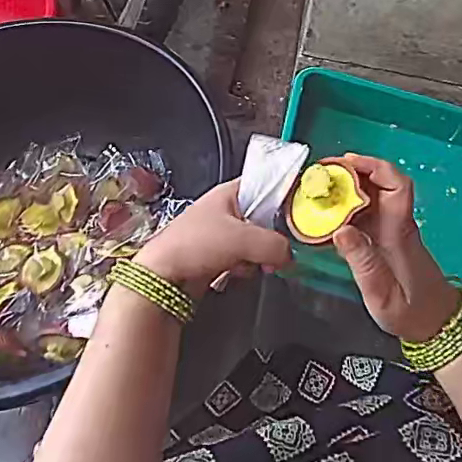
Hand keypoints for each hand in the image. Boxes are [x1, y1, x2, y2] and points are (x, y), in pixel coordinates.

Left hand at [136, 179, 292, 298]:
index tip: (298, 212)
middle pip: (264, 219)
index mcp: (229, 193)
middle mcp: (226, 210)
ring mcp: (221, 234)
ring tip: (249, 265)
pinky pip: (243, 260)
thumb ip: (274, 244)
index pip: (266, 185)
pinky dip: (243, 268)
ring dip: (256, 258)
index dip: (283, 197)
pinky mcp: (216, 256)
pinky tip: (235, 274)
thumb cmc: (193, 245)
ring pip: (255, 243)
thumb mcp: (242, 239)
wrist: (162, 276)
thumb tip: (289, 255)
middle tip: (274, 251)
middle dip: (271, 238)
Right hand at [330, 154, 459, 341]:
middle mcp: (396, 222)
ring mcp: (391, 228)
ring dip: (347, 185)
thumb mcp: (382, 294)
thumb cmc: (411, 311)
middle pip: (380, 182)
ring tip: (318, 187)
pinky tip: (327, 210)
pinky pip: (366, 210)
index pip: (396, 185)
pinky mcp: (384, 236)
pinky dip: (347, 203)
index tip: (345, 162)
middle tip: (320, 173)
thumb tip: (341, 230)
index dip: (373, 166)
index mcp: (398, 231)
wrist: (436, 324)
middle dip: (351, 171)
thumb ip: (363, 263)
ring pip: (372, 194)